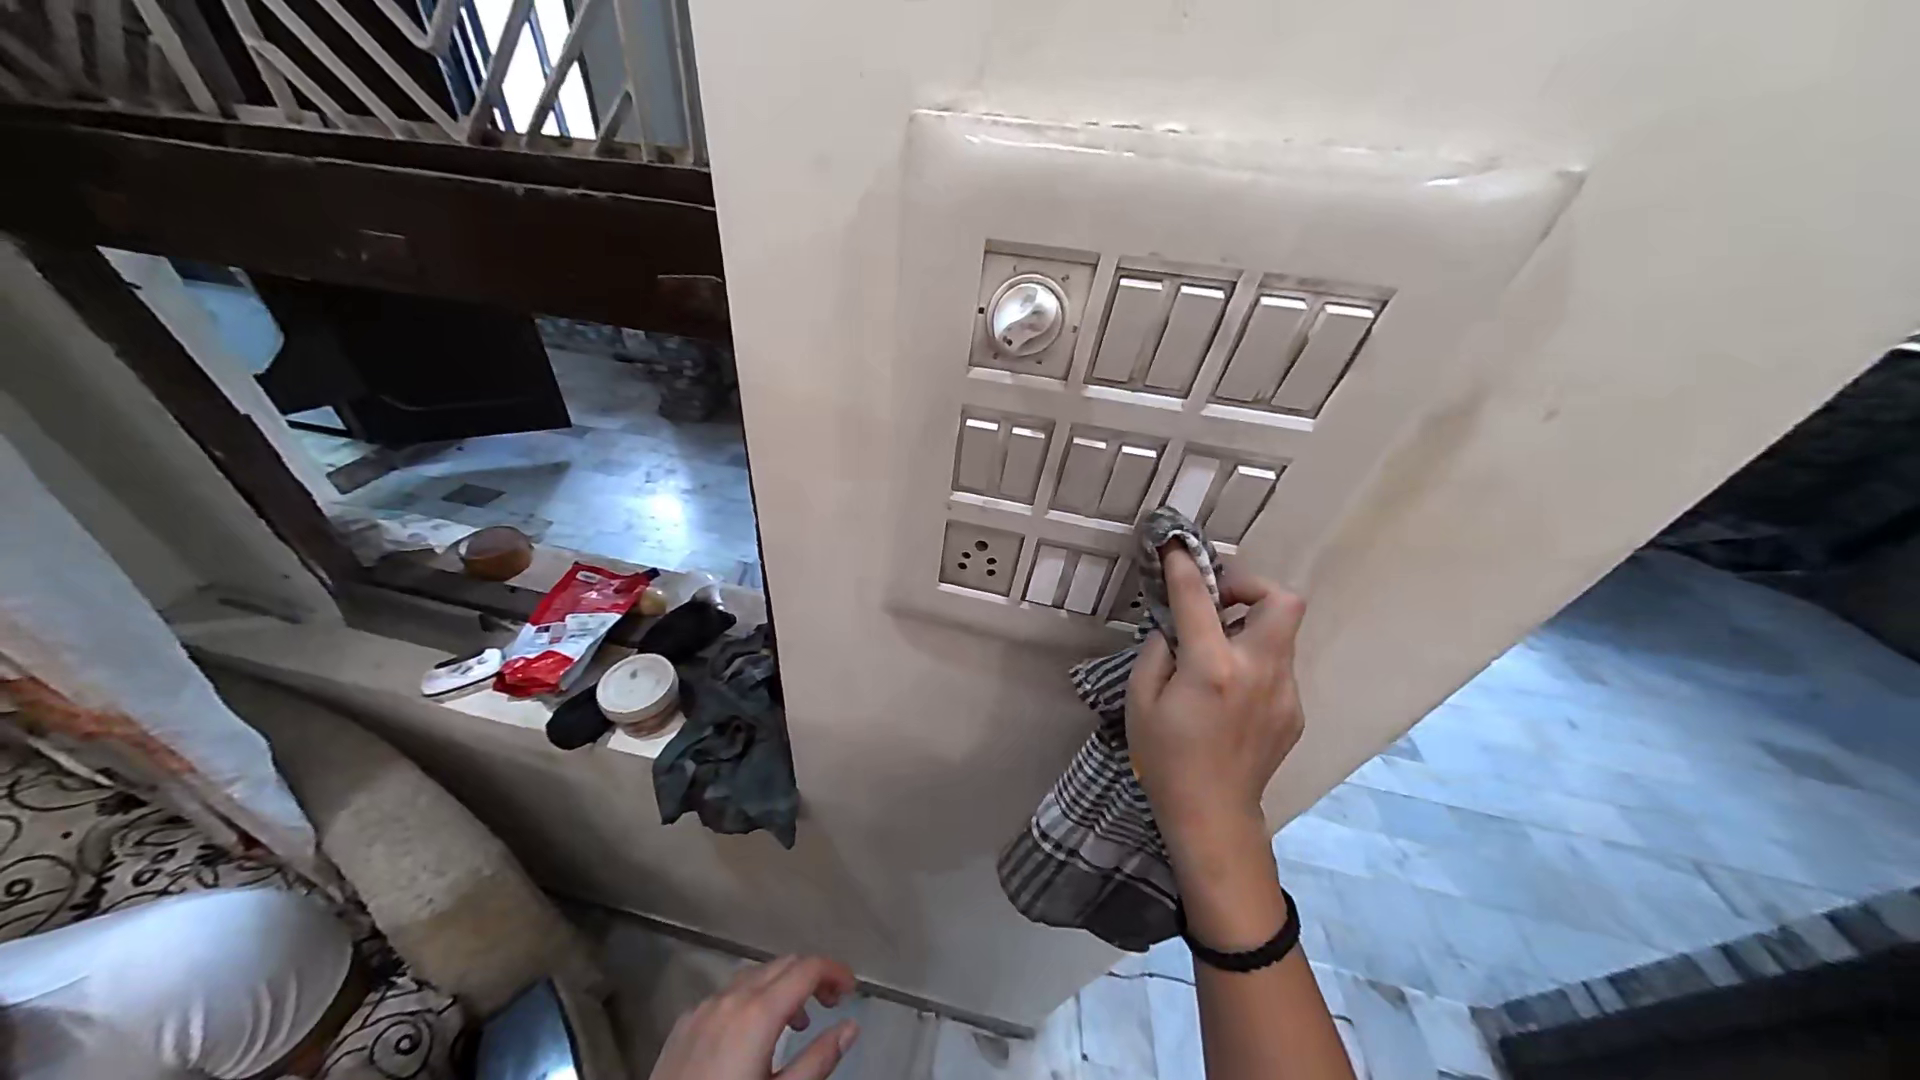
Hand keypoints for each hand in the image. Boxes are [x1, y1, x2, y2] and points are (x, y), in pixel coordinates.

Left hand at [648, 955, 860, 1079]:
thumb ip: (819, 1060)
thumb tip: (851, 1027)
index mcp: (758, 1013)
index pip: (807, 968)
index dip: (835, 972)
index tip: (852, 991)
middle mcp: (731, 998)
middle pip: (783, 964)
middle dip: (812, 976)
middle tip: (832, 1005)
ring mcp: (703, 1009)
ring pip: (754, 976)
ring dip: (782, 986)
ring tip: (797, 1023)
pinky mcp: (683, 1025)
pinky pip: (727, 994)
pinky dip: (752, 998)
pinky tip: (752, 1035)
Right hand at [1126, 546, 1306, 852]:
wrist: (1213, 815)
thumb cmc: (1165, 758)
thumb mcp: (1140, 700)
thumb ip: (1158, 651)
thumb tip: (1175, 627)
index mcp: (1212, 668)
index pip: (1199, 599)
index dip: (1184, 567)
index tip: (1175, 548)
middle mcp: (1259, 671)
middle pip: (1283, 600)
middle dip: (1250, 585)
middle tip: (1218, 600)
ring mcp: (1285, 692)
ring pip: (1281, 633)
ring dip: (1249, 624)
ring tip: (1216, 647)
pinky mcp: (1295, 710)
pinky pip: (1276, 665)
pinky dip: (1252, 659)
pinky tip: (1228, 688)